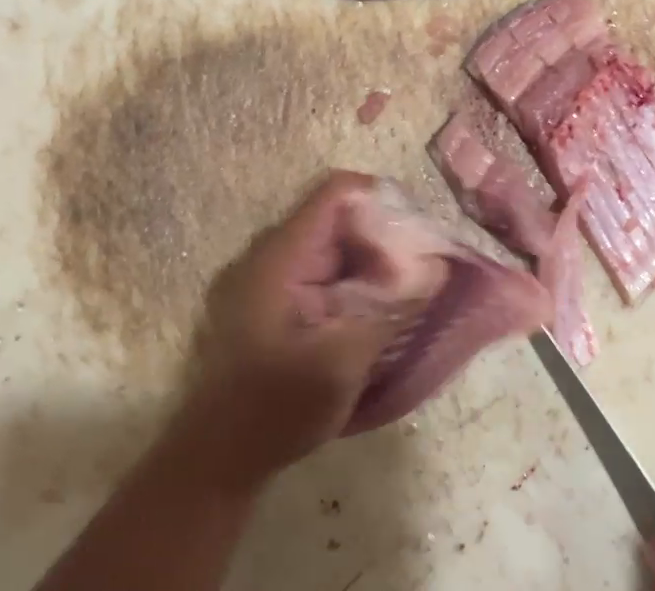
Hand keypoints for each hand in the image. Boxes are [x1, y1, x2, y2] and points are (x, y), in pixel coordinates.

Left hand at [177, 172, 431, 488]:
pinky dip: (356, 284)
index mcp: (280, 258)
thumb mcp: (343, 360)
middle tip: (423, 271)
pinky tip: (379, 314)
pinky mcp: (275, 304)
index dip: (383, 200)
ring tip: (408, 294)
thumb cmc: (276, 409)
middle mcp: (271, 257)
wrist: (216, 462)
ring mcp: (270, 281)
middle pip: (339, 218)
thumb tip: (438, 265)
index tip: (420, 233)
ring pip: (335, 247)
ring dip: (373, 264)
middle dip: (385, 238)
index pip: (336, 193)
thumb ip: (392, 307)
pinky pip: (324, 274)